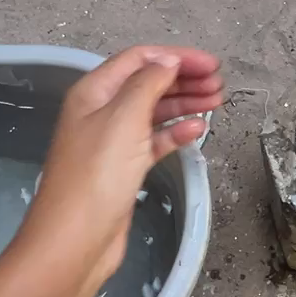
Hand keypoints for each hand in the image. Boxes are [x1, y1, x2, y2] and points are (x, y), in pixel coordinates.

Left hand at [15, 46, 223, 289]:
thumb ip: (148, 84)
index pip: (139, 60)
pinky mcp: (126, 167)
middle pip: (149, 83)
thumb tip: (168, 61)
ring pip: (156, 111)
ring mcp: (114, 140)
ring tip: (217, 102)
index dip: (176, 57)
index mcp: (95, 92)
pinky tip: (198, 130)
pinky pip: (156, 140)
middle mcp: (102, 111)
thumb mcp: (124, 119)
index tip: (211, 64)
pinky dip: (177, 132)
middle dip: (185, 79)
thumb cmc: (96, 176)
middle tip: (219, 85)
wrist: (76, 239)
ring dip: (185, 102)